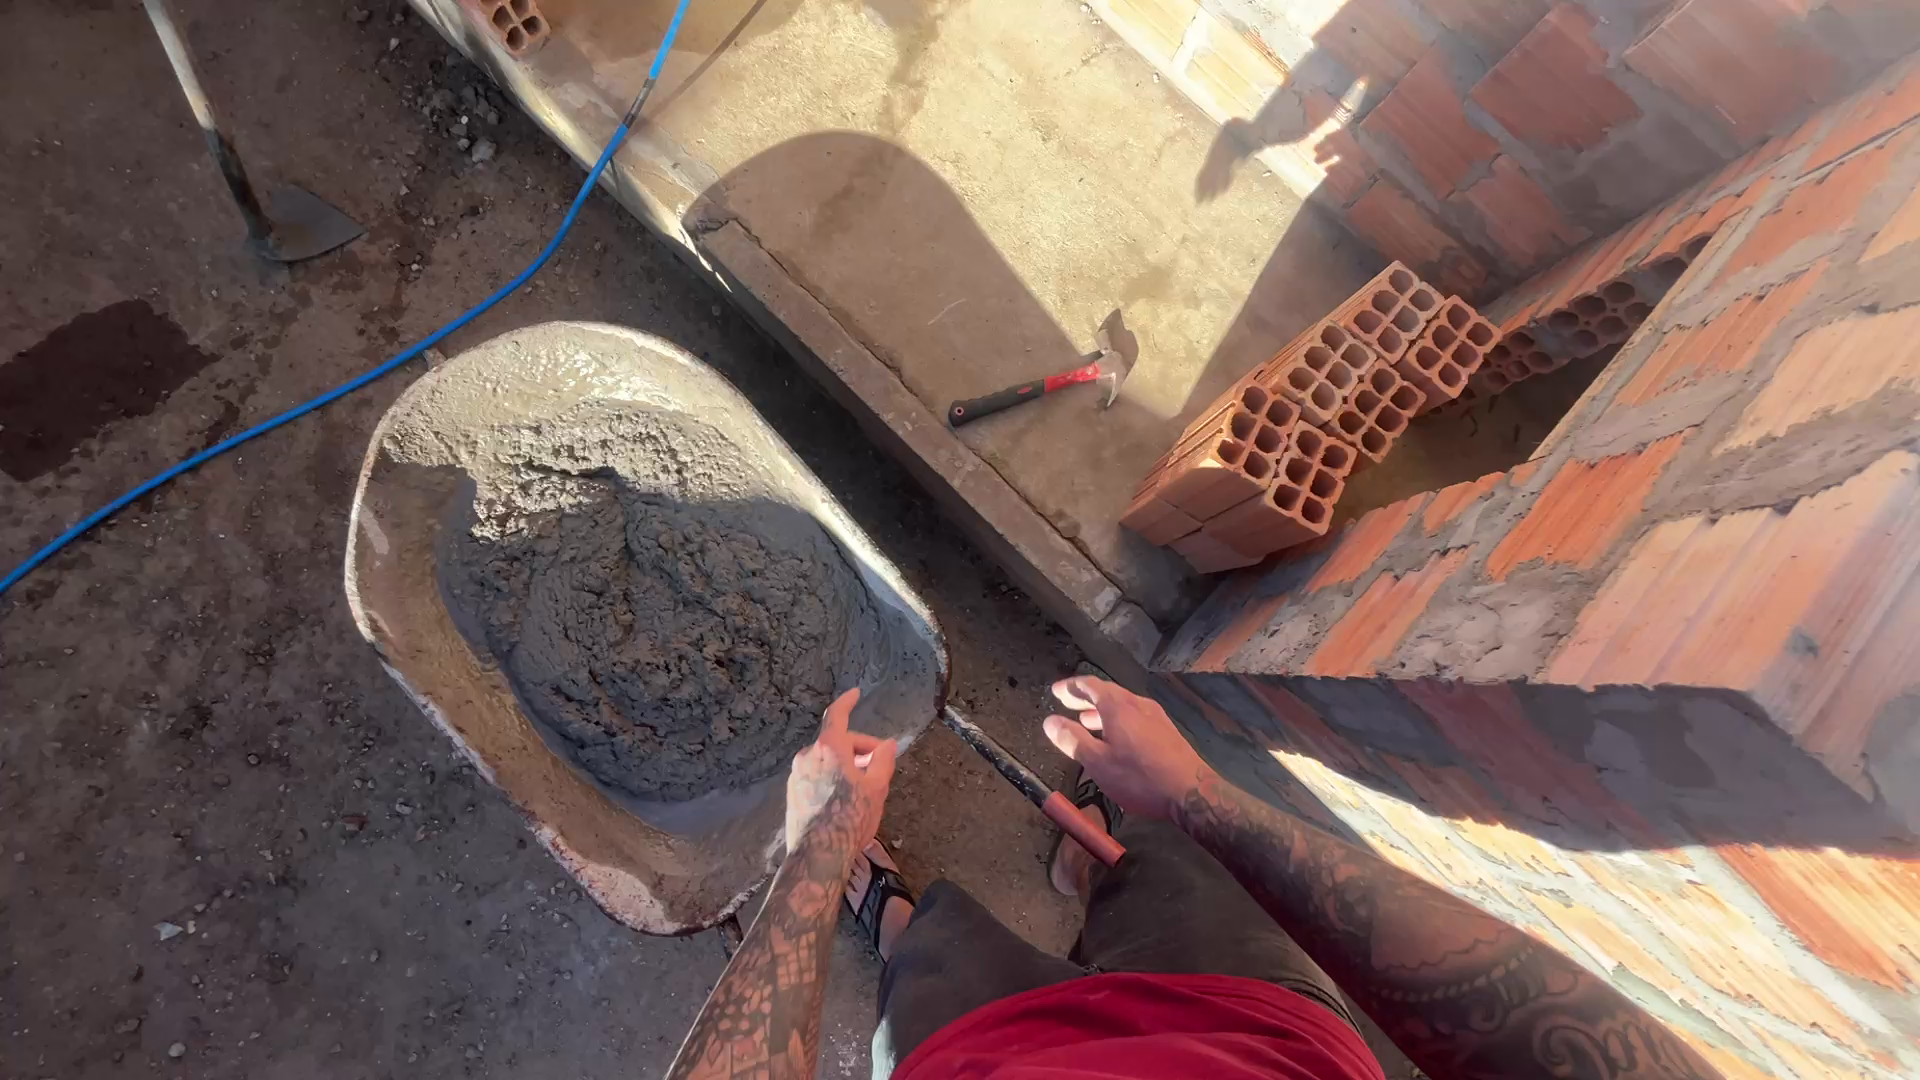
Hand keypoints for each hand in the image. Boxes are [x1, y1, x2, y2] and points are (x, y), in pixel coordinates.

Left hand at [785, 687, 896, 852]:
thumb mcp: (877, 787)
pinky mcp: (792, 795)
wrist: (818, 855)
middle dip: (860, 749)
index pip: (837, 715)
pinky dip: (831, 778)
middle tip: (879, 766)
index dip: (847, 702)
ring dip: (845, 765)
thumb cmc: (851, 817)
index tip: (855, 694)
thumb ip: (883, 760)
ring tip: (864, 786)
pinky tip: (844, 799)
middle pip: (837, 742)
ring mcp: (796, 776)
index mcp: (828, 748)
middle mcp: (807, 756)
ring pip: (826, 760)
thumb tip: (888, 745)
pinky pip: (816, 776)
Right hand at [1043, 677, 1216, 820]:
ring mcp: (1155, 716)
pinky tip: (1115, 736)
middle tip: (1067, 702)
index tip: (1056, 691)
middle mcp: (1137, 704)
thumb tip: (1050, 721)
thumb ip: (1072, 740)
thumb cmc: (1139, 777)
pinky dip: (1117, 719)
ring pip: (1122, 705)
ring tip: (1086, 720)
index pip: (1090, 685)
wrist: (1192, 793)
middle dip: (1084, 697)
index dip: (1070, 687)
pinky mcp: (1166, 731)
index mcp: (1118, 706)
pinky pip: (1134, 715)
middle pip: (1107, 692)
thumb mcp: (1098, 762)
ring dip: (1101, 710)